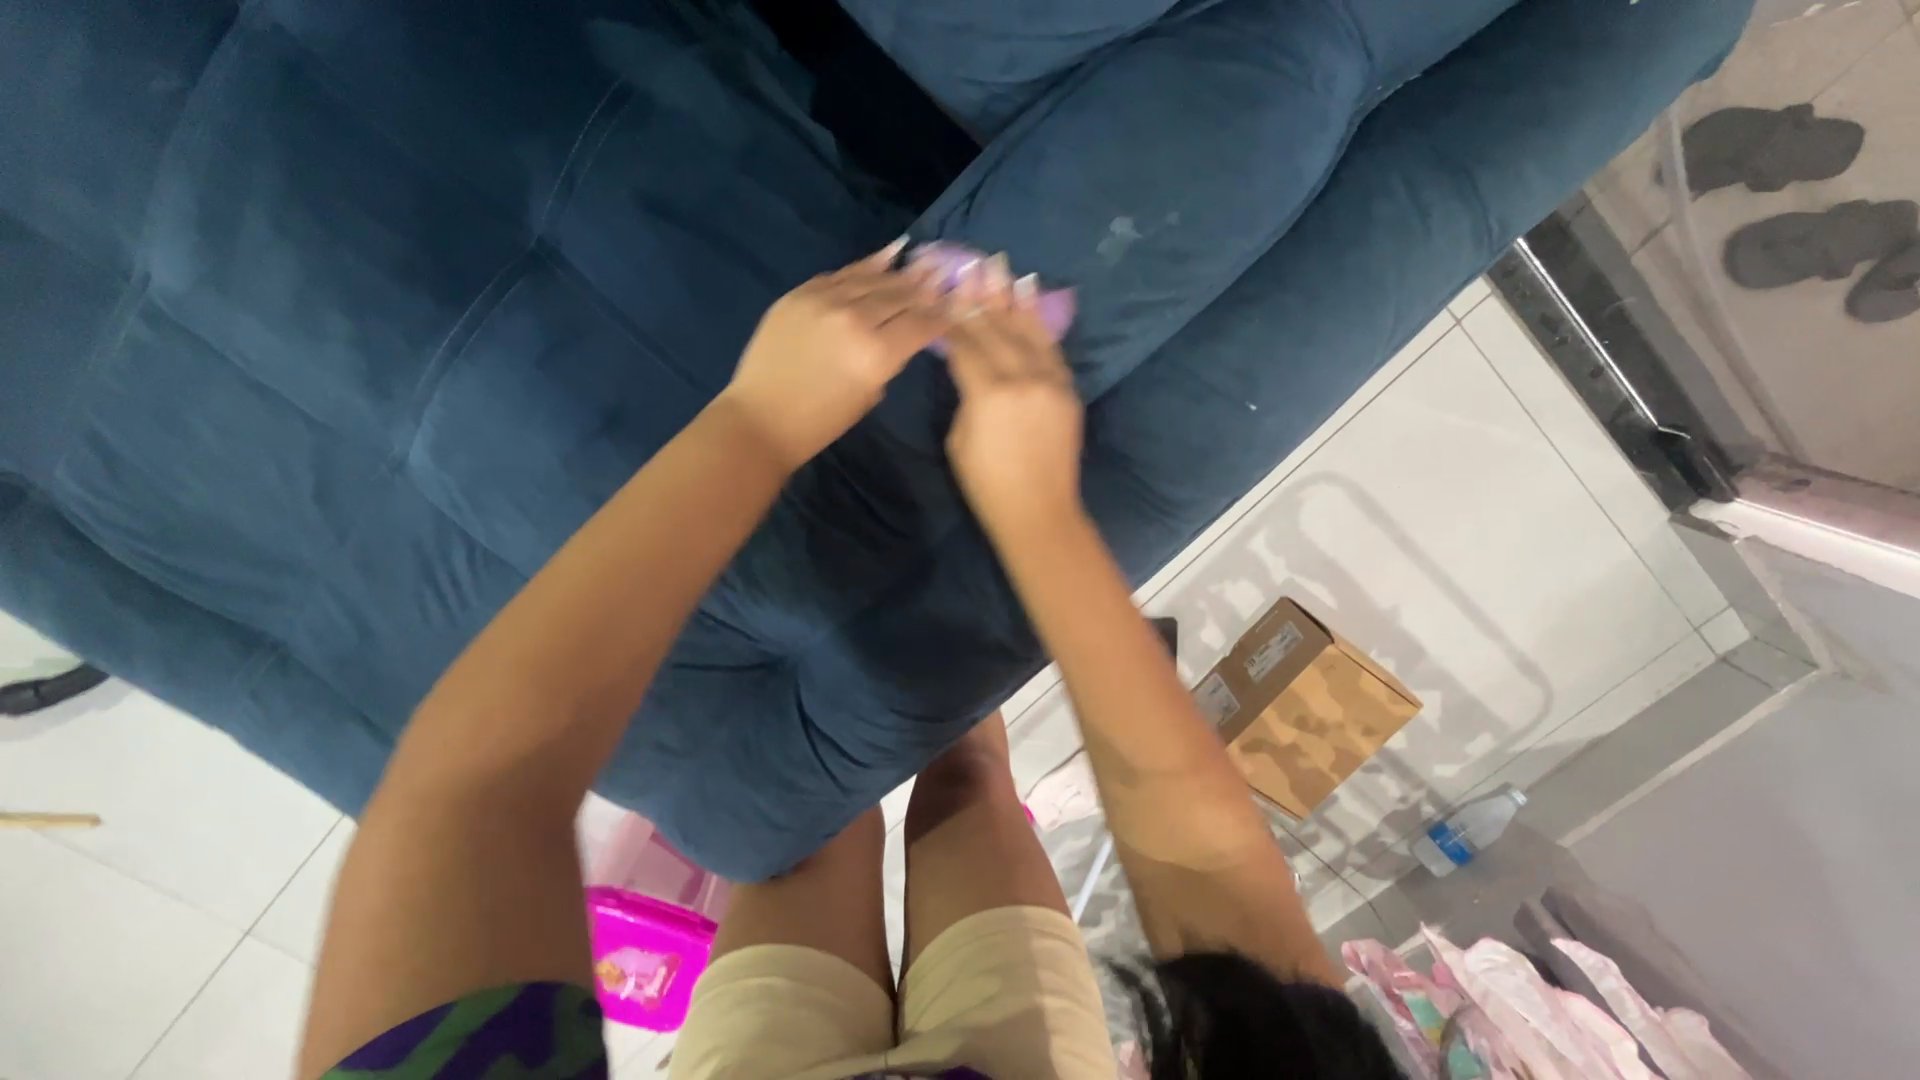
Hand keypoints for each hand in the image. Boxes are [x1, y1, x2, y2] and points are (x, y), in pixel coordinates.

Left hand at [719, 240, 950, 469]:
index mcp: (876, 354)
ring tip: (923, 263)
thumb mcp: (869, 395)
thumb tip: (902, 334)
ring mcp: (824, 301)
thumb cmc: (820, 422)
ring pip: (873, 279)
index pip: (922, 324)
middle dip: (927, 287)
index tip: (957, 305)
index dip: (943, 314)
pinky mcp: (800, 294)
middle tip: (947, 275)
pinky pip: (841, 274)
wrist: (761, 418)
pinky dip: (866, 266)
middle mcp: (854, 319)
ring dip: (901, 272)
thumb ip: (890, 360)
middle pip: (901, 295)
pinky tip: (887, 256)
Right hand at [942, 263, 1086, 539]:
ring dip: (1010, 297)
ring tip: (1000, 266)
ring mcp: (1051, 381)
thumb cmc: (987, 486)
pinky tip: (1029, 296)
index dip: (950, 316)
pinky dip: (1038, 320)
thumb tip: (966, 365)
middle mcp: (1023, 377)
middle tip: (967, 263)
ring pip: (1027, 329)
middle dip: (978, 295)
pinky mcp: (1067, 389)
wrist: (1040, 512)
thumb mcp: (959, 438)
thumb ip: (964, 394)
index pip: (965, 342)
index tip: (938, 290)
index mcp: (988, 392)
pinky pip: (1050, 346)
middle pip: (995, 327)